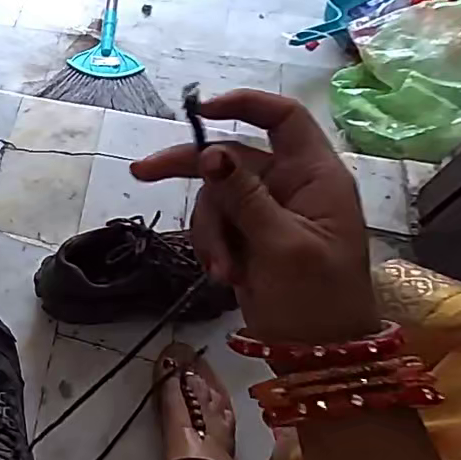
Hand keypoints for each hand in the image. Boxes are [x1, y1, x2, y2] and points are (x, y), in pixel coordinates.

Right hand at [132, 89, 377, 344]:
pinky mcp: (248, 234)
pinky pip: (214, 223)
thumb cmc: (316, 299)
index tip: (200, 111)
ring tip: (221, 269)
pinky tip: (222, 274)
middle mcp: (289, 184)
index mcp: (314, 175)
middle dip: (190, 171)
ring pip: (215, 196)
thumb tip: (212, 154)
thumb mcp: (281, 245)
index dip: (243, 104)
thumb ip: (244, 197)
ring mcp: (266, 210)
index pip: (282, 118)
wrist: (318, 355)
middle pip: (230, 157)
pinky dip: (211, 246)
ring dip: (209, 232)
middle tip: (142, 173)